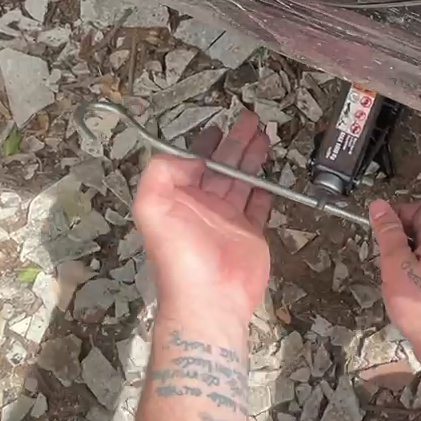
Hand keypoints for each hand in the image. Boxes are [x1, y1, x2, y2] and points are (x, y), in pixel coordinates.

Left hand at [132, 110, 274, 326]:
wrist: (210, 299)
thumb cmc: (180, 259)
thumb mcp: (152, 208)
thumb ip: (161, 173)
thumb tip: (187, 157)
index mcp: (180, 198)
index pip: (193, 161)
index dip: (205, 142)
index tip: (218, 125)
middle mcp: (203, 206)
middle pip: (222, 166)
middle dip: (236, 142)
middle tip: (250, 121)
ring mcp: (228, 220)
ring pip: (242, 181)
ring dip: (252, 160)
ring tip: (264, 138)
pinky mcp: (250, 235)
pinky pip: (258, 207)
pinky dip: (264, 191)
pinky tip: (268, 178)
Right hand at [368, 200, 420, 345]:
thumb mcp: (396, 263)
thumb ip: (388, 233)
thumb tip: (379, 205)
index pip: (418, 209)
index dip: (395, 214)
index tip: (377, 229)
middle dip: (398, 237)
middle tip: (383, 255)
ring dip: (404, 256)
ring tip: (392, 275)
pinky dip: (414, 271)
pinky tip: (404, 290)